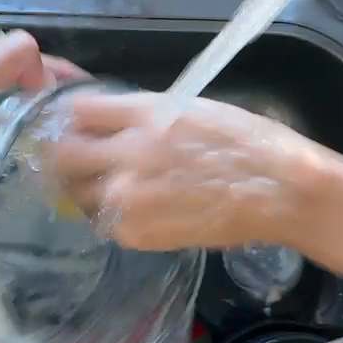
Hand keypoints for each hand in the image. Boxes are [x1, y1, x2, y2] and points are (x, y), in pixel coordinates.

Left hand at [44, 90, 330, 250]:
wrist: (279, 190)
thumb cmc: (248, 142)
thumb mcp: (191, 108)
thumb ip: (144, 115)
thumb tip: (109, 122)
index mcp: (145, 114)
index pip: (77, 110)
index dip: (74, 118)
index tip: (79, 126)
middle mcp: (127, 153)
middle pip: (63, 153)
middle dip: (67, 155)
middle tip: (80, 161)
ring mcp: (128, 197)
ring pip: (77, 193)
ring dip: (88, 189)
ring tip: (112, 188)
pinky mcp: (135, 233)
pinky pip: (104, 222)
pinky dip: (113, 217)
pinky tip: (138, 211)